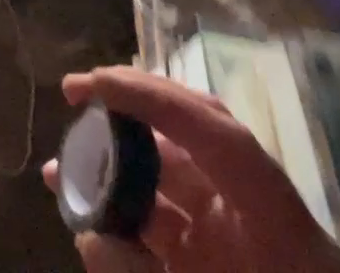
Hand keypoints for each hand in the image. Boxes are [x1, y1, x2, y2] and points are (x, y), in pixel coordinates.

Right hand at [43, 67, 339, 272]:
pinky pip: (161, 218)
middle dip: (132, 105)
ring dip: (113, 162)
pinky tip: (81, 213)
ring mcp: (236, 238)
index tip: (93, 84)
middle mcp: (257, 219)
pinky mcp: (214, 260)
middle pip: (194, 136)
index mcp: (280, 231)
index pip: (221, 138)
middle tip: (74, 90)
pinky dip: (119, 208)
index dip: (156, 100)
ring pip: (169, 174)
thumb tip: (92, 235)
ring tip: (59, 168)